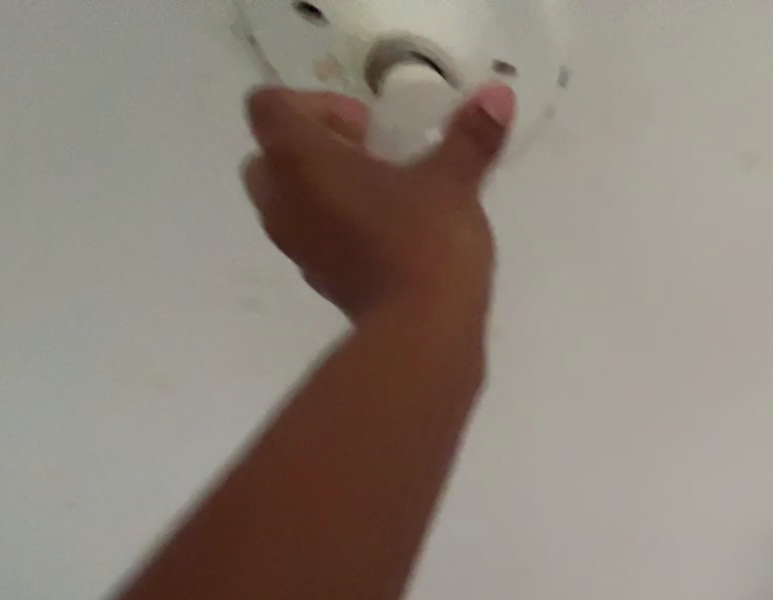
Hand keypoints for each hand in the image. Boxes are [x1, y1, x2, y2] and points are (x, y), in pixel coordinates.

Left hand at [242, 83, 515, 324]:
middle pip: (273, 155)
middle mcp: (282, 199)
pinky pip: (317, 243)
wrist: (423, 333)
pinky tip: (390, 247)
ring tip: (386, 207)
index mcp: (298, 159)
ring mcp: (298, 248)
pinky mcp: (322, 284)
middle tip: (375, 165)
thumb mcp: (455, 183)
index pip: (273, 106)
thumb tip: (499, 93)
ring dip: (327, 195)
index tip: (373, 132)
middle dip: (319, 153)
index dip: (318, 107)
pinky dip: (341, 236)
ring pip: (292, 203)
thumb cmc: (426, 244)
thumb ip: (471, 136)